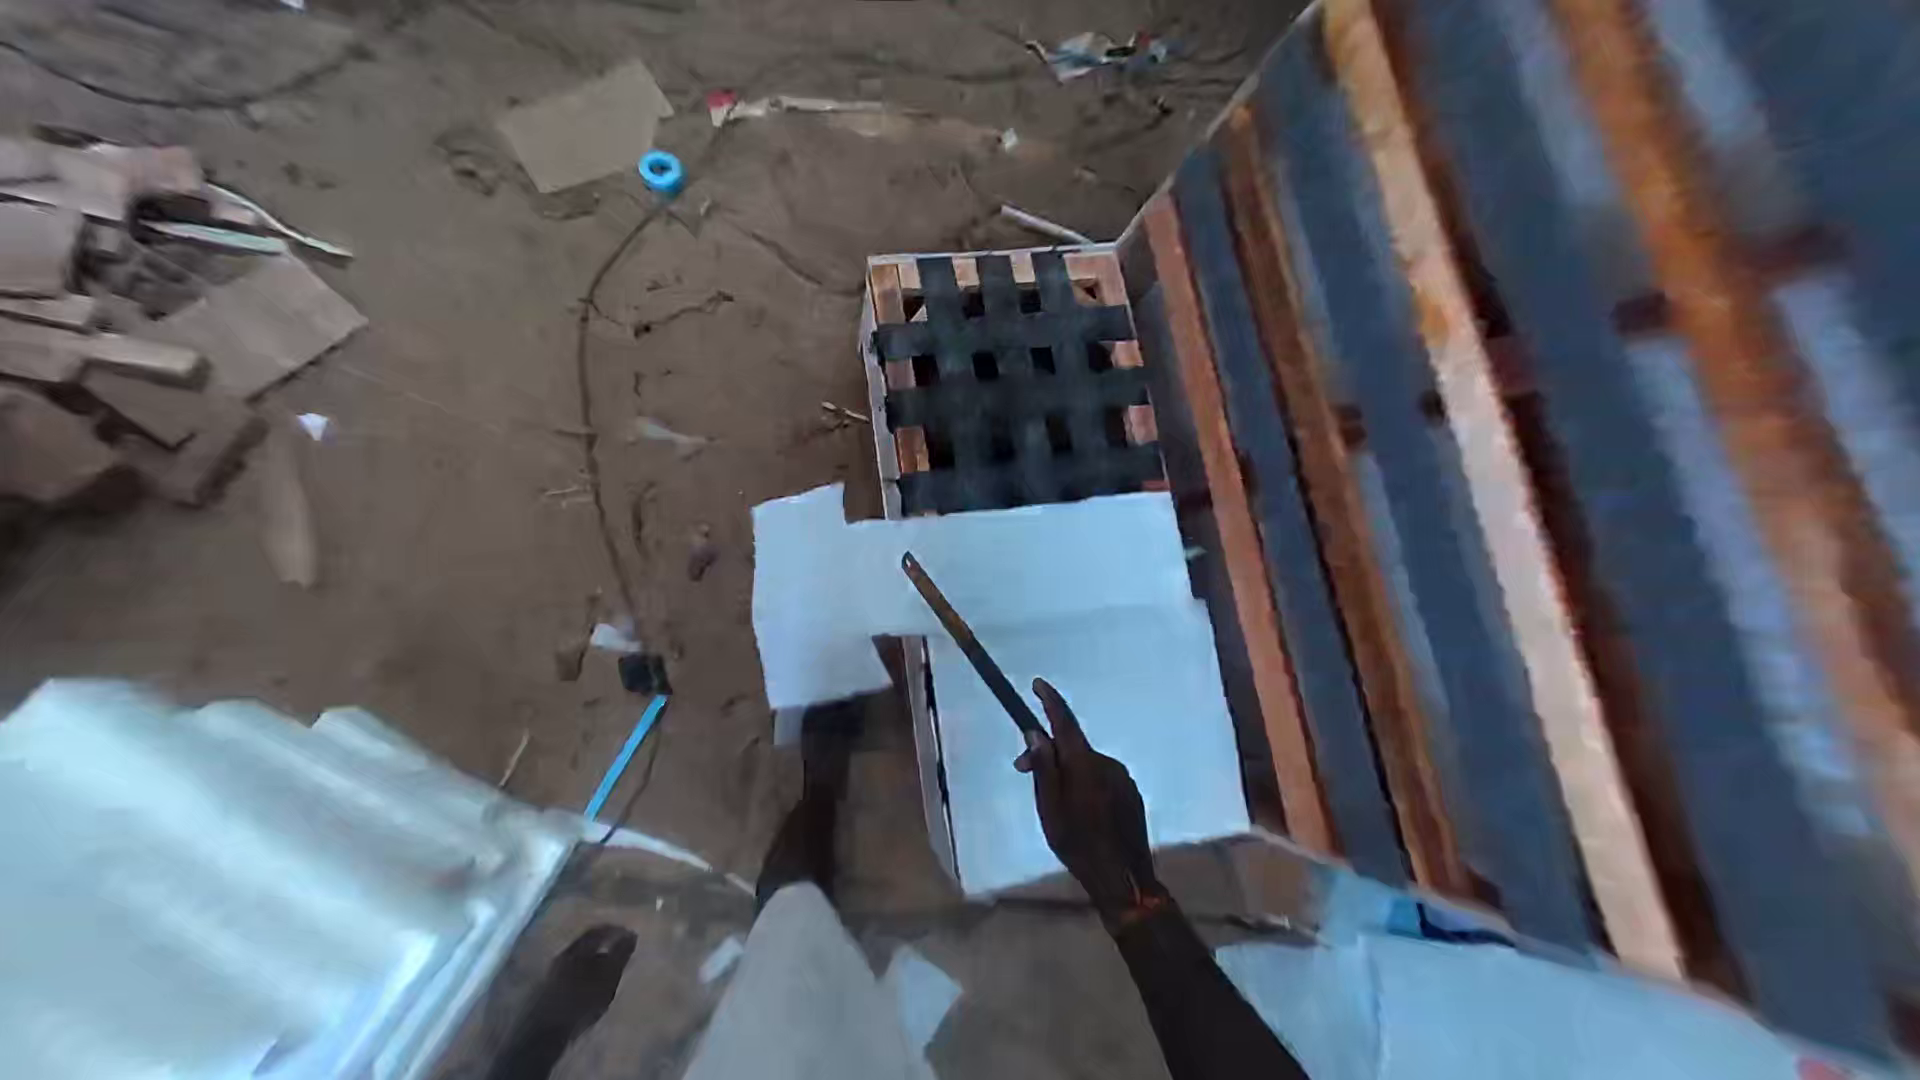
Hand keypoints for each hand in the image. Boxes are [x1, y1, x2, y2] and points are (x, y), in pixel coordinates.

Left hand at [528, 924, 636, 1037]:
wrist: (540, 1039)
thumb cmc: (579, 1003)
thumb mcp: (608, 977)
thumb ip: (621, 954)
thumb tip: (631, 934)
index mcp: (574, 950)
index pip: (597, 931)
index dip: (615, 930)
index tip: (628, 935)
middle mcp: (559, 959)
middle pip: (584, 947)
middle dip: (602, 949)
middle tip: (618, 955)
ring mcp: (547, 979)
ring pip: (574, 965)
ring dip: (590, 968)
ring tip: (604, 977)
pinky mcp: (541, 999)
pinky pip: (566, 981)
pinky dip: (580, 981)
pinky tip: (587, 993)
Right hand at [1017, 678, 1166, 926]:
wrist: (1124, 880)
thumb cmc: (1079, 845)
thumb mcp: (1049, 809)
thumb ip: (1043, 768)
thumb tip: (1036, 734)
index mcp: (1084, 764)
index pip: (1064, 722)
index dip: (1050, 700)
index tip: (1038, 683)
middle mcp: (1106, 762)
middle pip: (1072, 745)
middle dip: (1048, 751)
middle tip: (1023, 769)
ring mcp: (1122, 777)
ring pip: (1087, 763)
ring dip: (1068, 770)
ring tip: (1056, 800)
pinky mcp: (1131, 792)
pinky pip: (1102, 776)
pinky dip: (1086, 781)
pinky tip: (1082, 809)